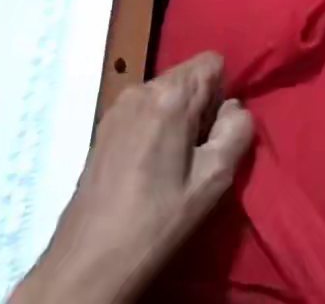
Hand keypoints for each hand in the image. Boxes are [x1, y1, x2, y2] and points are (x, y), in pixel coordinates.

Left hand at [10, 52, 254, 303]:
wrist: (88, 262)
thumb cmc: (155, 221)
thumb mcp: (212, 181)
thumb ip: (236, 132)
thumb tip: (235, 108)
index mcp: (170, 95)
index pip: (213, 61)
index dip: (223, 93)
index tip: (215, 132)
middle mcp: (141, 88)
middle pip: (188, 77)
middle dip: (200, 107)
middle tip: (196, 155)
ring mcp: (117, 106)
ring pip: (166, 93)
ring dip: (178, 118)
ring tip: (171, 165)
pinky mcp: (103, 125)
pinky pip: (144, 109)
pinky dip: (155, 126)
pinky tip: (147, 167)